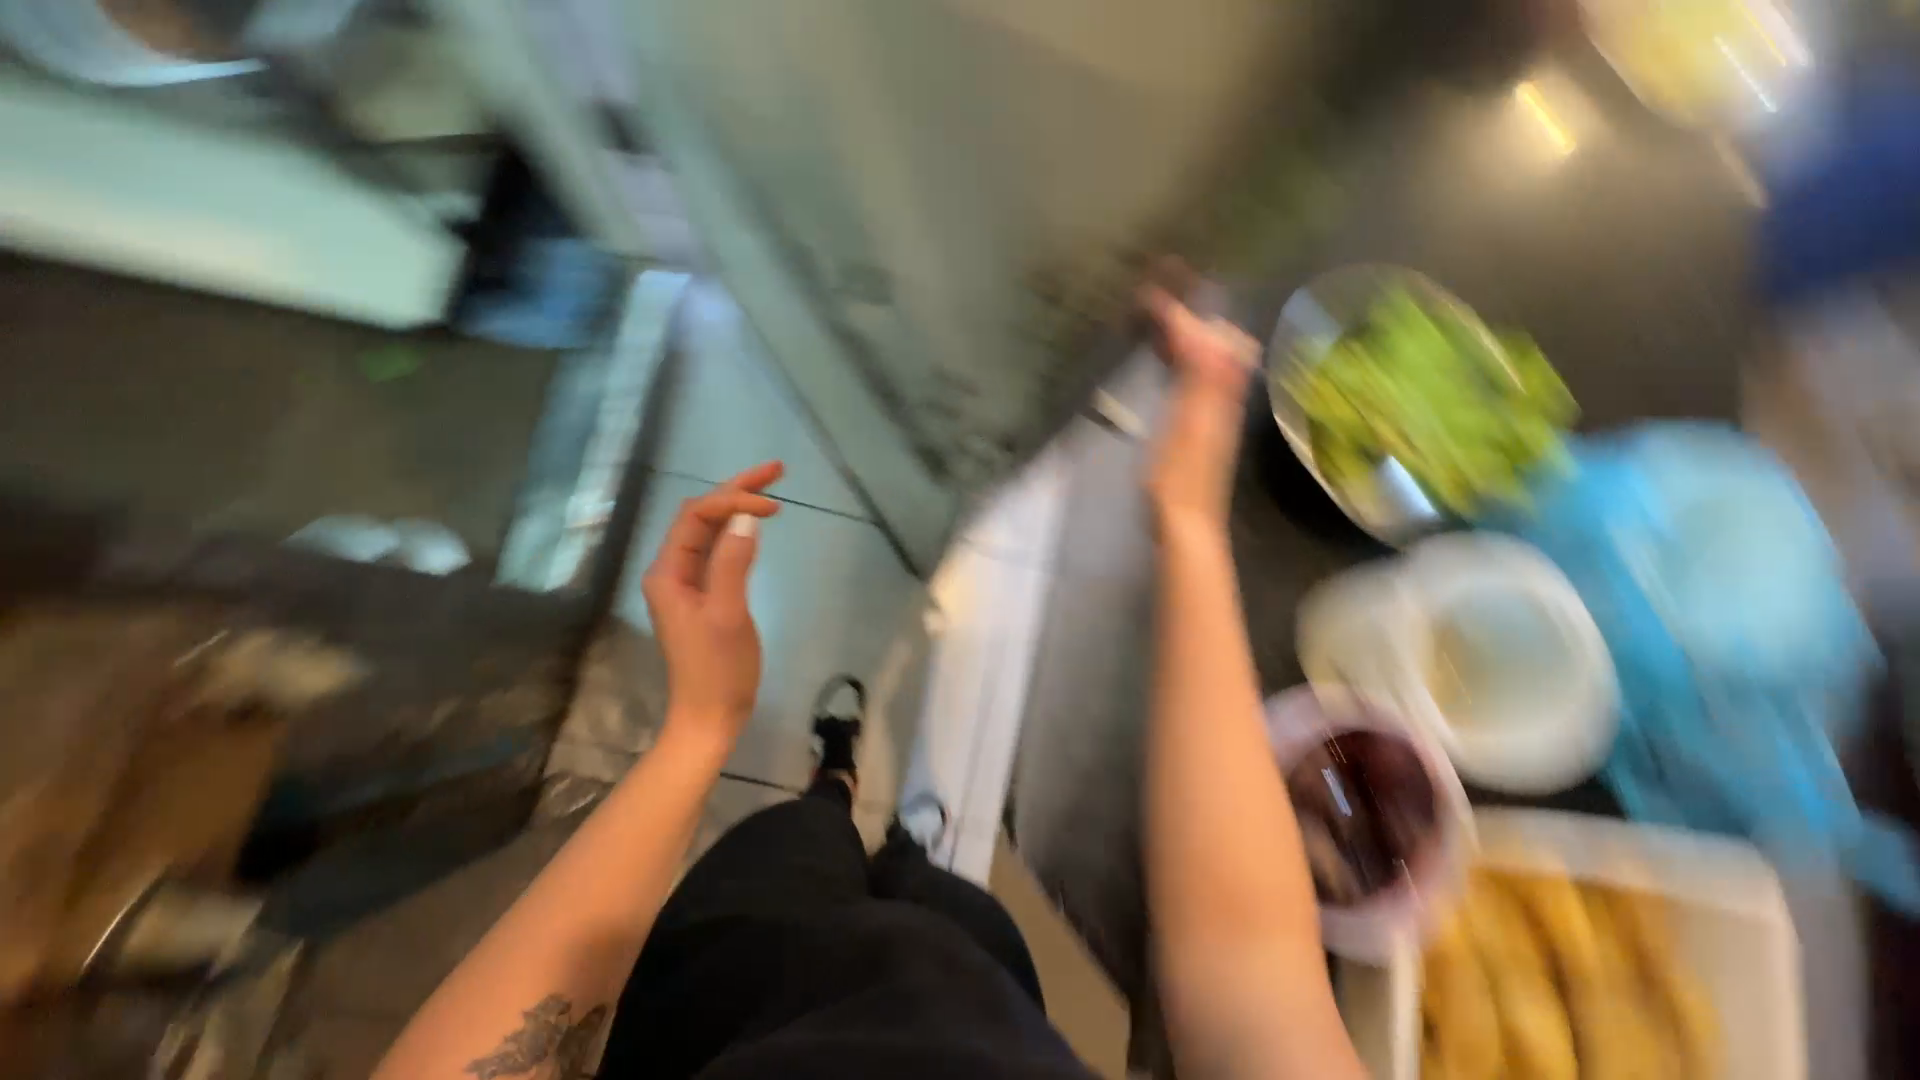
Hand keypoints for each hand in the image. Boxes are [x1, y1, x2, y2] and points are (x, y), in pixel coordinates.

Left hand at [640, 462, 783, 740]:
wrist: (710, 717)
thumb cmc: (717, 670)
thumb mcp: (728, 614)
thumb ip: (733, 562)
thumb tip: (745, 516)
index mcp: (667, 573)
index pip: (697, 516)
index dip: (733, 501)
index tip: (774, 506)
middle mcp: (671, 572)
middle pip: (701, 517)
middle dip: (736, 490)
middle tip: (777, 470)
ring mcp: (686, 585)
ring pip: (710, 532)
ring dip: (737, 508)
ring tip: (771, 488)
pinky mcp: (703, 597)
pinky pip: (717, 552)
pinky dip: (737, 533)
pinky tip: (755, 526)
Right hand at [1140, 285, 1257, 529]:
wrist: (1187, 525)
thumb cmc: (1177, 481)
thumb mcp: (1186, 429)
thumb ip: (1198, 381)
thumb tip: (1204, 332)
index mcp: (1216, 395)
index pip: (1205, 339)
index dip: (1181, 314)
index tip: (1153, 294)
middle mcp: (1221, 398)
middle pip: (1217, 344)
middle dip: (1193, 316)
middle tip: (1160, 300)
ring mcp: (1213, 412)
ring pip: (1209, 361)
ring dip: (1188, 336)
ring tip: (1159, 322)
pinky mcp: (1201, 426)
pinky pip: (1198, 378)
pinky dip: (1182, 360)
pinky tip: (1165, 362)